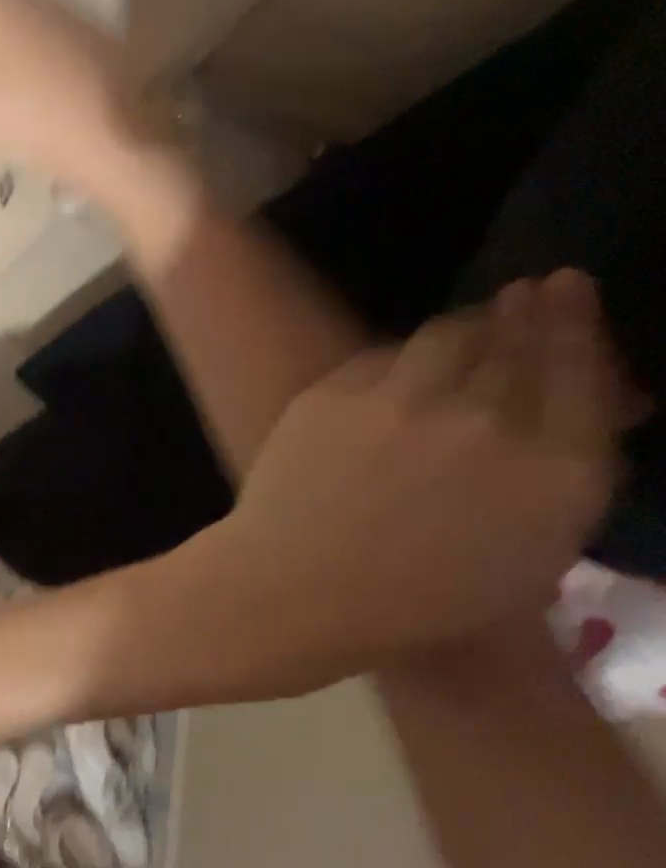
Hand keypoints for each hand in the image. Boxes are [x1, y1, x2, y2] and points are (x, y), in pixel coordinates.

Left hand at [177, 270, 625, 692]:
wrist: (304, 581)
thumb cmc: (427, 596)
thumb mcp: (534, 552)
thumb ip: (562, 474)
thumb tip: (581, 411)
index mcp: (559, 471)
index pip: (580, 376)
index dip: (578, 327)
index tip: (572, 291)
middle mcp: (488, 422)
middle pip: (517, 345)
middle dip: (531, 311)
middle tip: (537, 288)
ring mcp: (404, 400)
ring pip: (447, 335)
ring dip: (469, 323)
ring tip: (479, 317)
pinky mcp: (335, 391)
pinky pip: (381, 356)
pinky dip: (403, 355)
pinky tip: (407, 357)